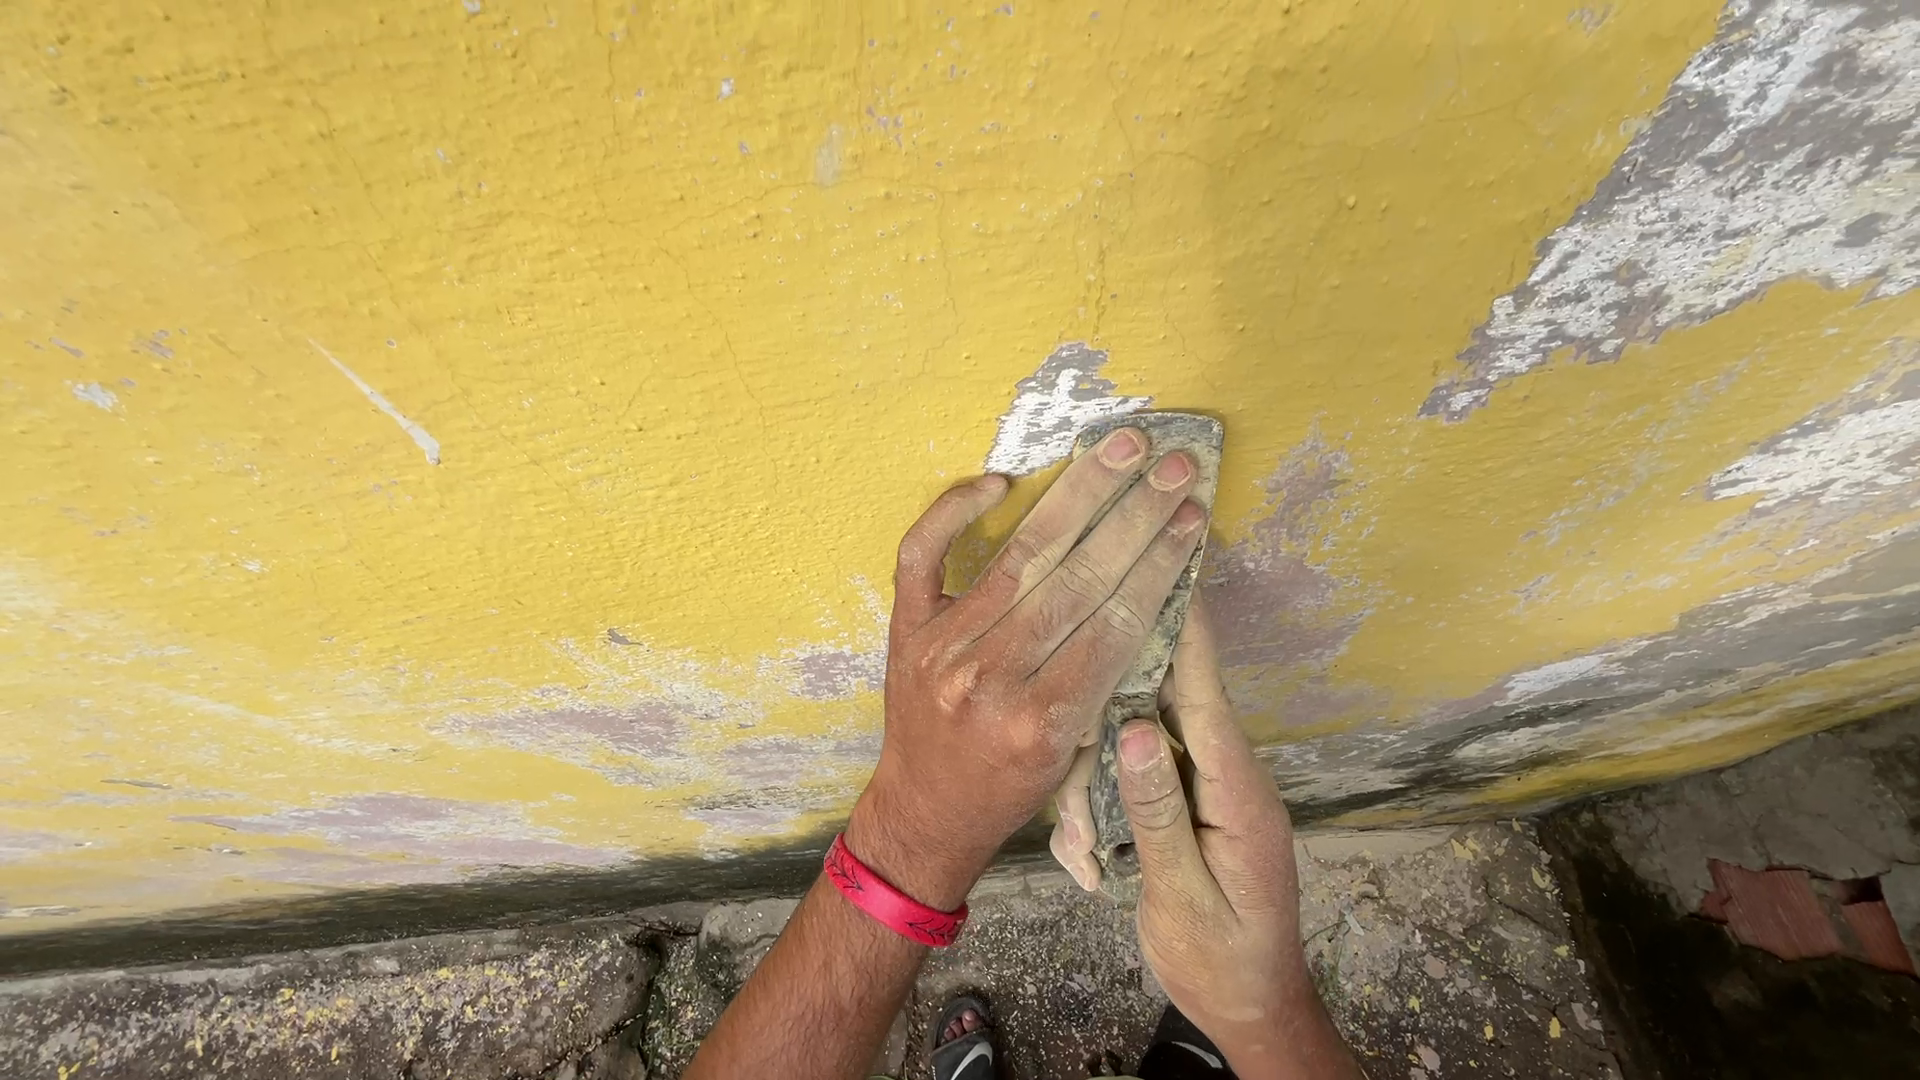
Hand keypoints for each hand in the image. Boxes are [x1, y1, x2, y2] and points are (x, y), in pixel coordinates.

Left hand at [846, 427, 1206, 910]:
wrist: (925, 808)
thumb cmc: (1008, 786)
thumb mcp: (1075, 754)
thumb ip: (1109, 681)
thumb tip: (1153, 593)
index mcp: (1044, 720)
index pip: (1116, 622)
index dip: (1160, 562)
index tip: (1192, 515)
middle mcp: (991, 677)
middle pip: (1077, 579)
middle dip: (1134, 514)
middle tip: (1172, 465)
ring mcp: (943, 646)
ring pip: (1020, 556)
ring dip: (1077, 496)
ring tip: (1120, 449)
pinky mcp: (907, 626)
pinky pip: (923, 552)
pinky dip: (955, 510)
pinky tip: (1001, 480)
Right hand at [1050, 603, 1358, 1076]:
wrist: (1254, 1010)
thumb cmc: (1226, 961)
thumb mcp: (1188, 898)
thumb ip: (1160, 812)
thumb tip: (1133, 728)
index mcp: (1236, 788)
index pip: (1203, 690)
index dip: (1183, 627)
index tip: (1163, 563)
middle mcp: (1222, 772)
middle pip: (1166, 703)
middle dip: (1114, 701)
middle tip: (1073, 688)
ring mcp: (1202, 785)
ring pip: (1141, 740)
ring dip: (1101, 783)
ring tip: (1087, 852)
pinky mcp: (1183, 799)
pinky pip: (1138, 774)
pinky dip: (1106, 802)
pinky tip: (1089, 853)